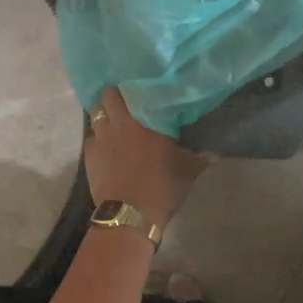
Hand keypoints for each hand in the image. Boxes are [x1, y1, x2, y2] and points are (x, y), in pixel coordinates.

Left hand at [82, 87, 208, 227]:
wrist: (129, 214)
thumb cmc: (161, 187)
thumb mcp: (186, 172)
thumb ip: (198, 158)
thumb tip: (213, 153)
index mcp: (144, 120)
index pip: (134, 91)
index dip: (134, 88)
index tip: (140, 90)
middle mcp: (119, 122)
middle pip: (107, 96)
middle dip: (114, 96)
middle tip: (124, 103)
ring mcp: (100, 138)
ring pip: (96, 114)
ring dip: (103, 115)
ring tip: (113, 123)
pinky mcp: (88, 155)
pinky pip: (91, 138)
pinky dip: (97, 139)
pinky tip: (105, 147)